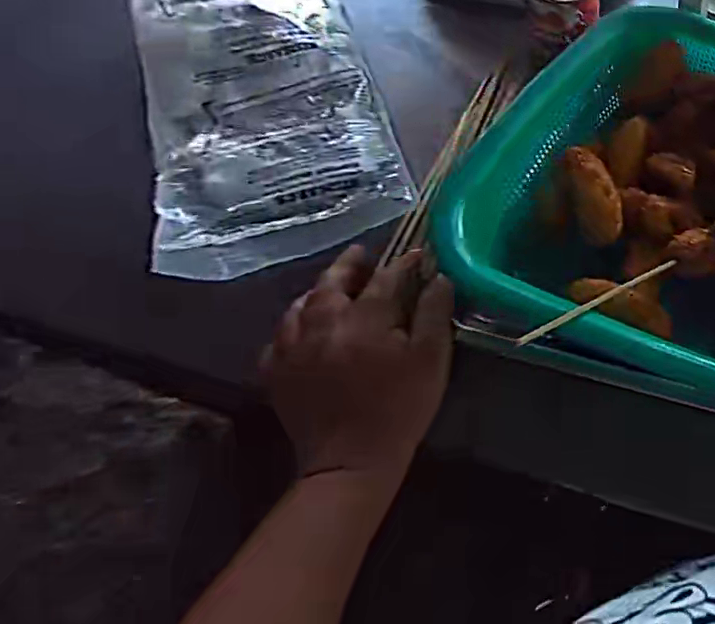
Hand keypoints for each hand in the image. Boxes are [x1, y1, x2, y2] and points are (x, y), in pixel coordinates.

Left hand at [262, 246, 453, 481]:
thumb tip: (438, 277)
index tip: (421, 254)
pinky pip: (279, 337)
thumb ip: (434, 311)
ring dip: (318, 291)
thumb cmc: (403, 402)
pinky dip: (294, 322)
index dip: (404, 263)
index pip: (384, 279)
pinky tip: (307, 325)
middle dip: (348, 266)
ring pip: (298, 308)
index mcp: (363, 322)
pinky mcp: (276, 375)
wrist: (352, 459)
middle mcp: (320, 330)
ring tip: (335, 285)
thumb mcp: (432, 354)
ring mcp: (291, 353)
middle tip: (363, 254)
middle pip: (329, 286)